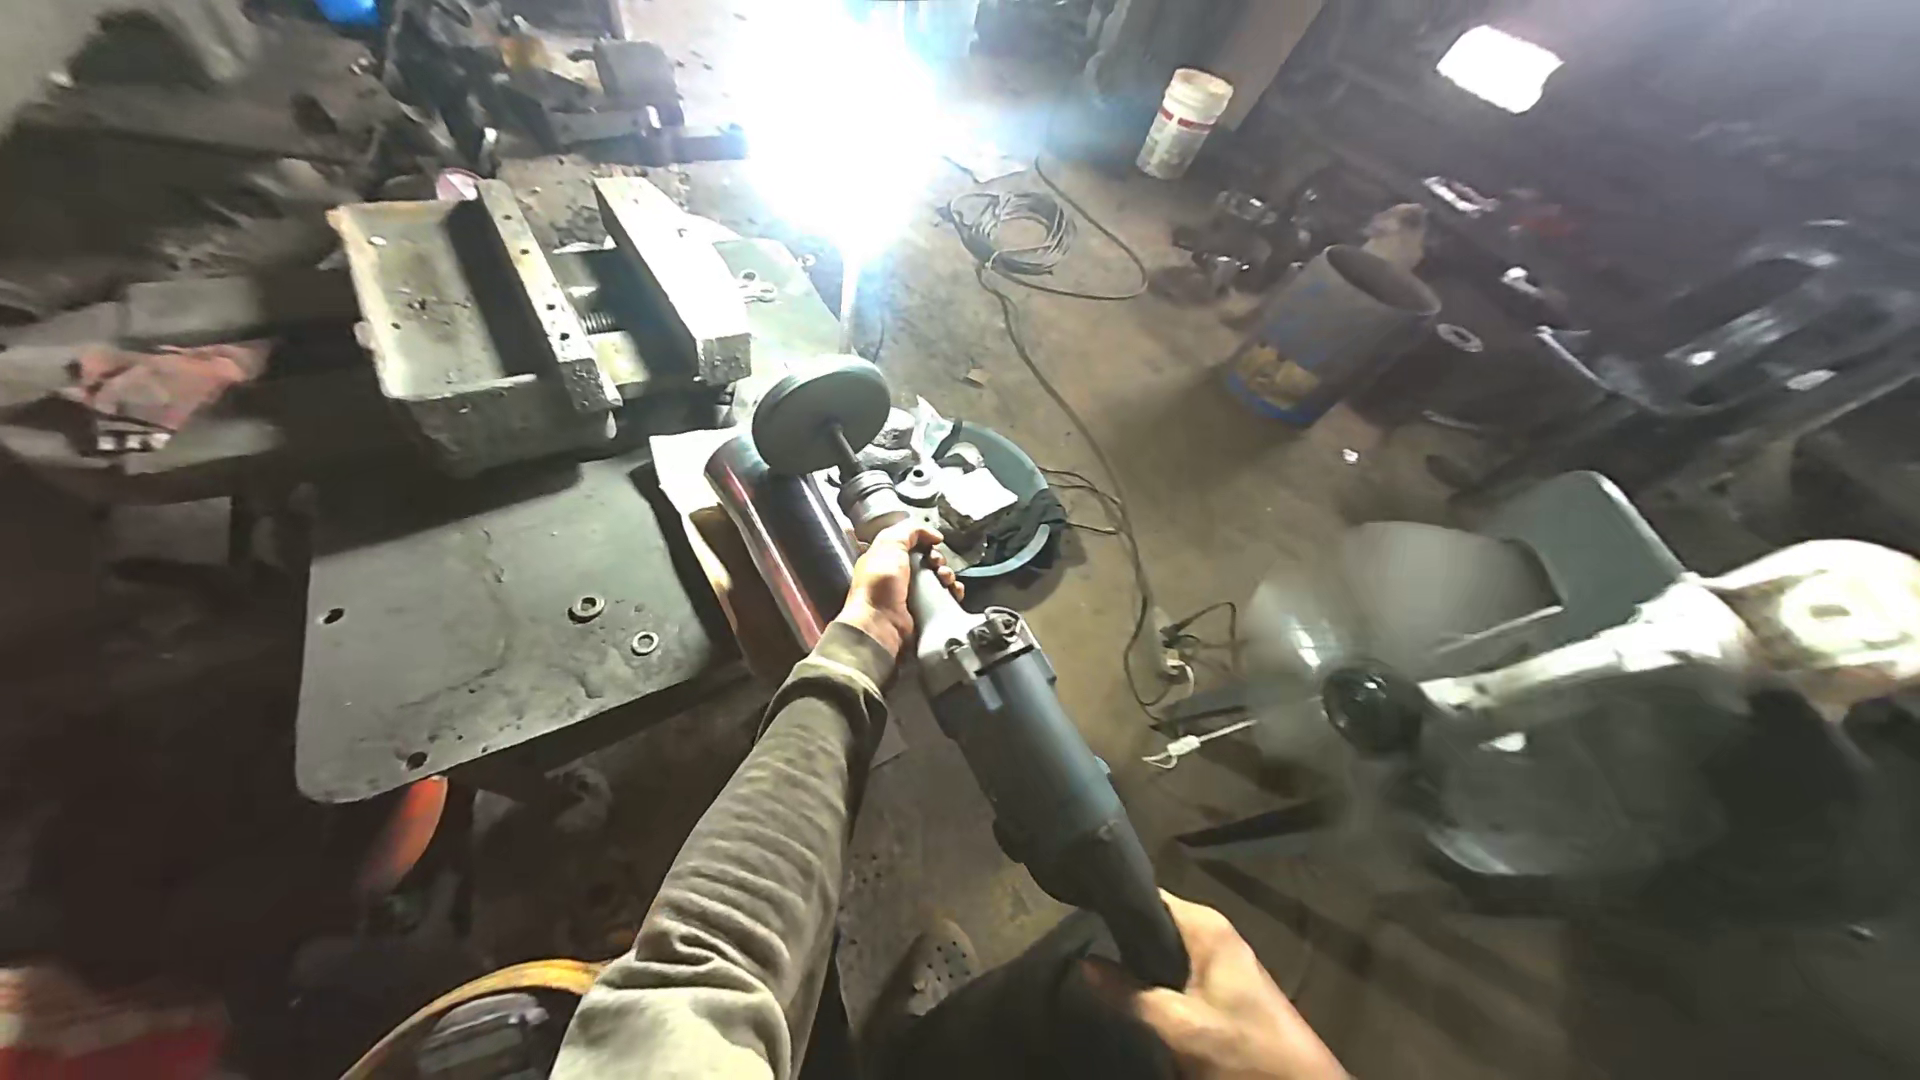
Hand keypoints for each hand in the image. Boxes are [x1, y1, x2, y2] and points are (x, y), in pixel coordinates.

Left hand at [834, 521, 962, 656]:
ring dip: (948, 574)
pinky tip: (954, 591)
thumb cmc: (879, 584)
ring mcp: (913, 595)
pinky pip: (946, 597)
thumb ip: (908, 532)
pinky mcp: (925, 611)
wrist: (880, 624)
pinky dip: (954, 592)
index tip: (933, 543)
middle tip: (936, 564)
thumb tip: (932, 535)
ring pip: (939, 578)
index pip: (912, 544)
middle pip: (929, 560)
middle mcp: (899, 576)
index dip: (925, 541)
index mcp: (886, 558)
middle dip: (938, 558)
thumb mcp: (888, 545)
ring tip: (945, 579)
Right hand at [1084, 891, 1344, 1079]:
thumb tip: (1083, 963)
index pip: (1148, 895)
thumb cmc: (1246, 1050)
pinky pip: (1178, 969)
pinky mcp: (1225, 986)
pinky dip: (1157, 980)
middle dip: (1123, 938)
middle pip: (1154, 922)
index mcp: (1205, 925)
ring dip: (1139, 963)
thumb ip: (1129, 994)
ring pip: (1165, 948)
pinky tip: (1136, 995)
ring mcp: (1221, 958)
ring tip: (1102, 970)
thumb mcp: (1180, 1026)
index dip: (1115, 904)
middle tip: (1087, 949)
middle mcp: (1213, 931)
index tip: (1081, 915)